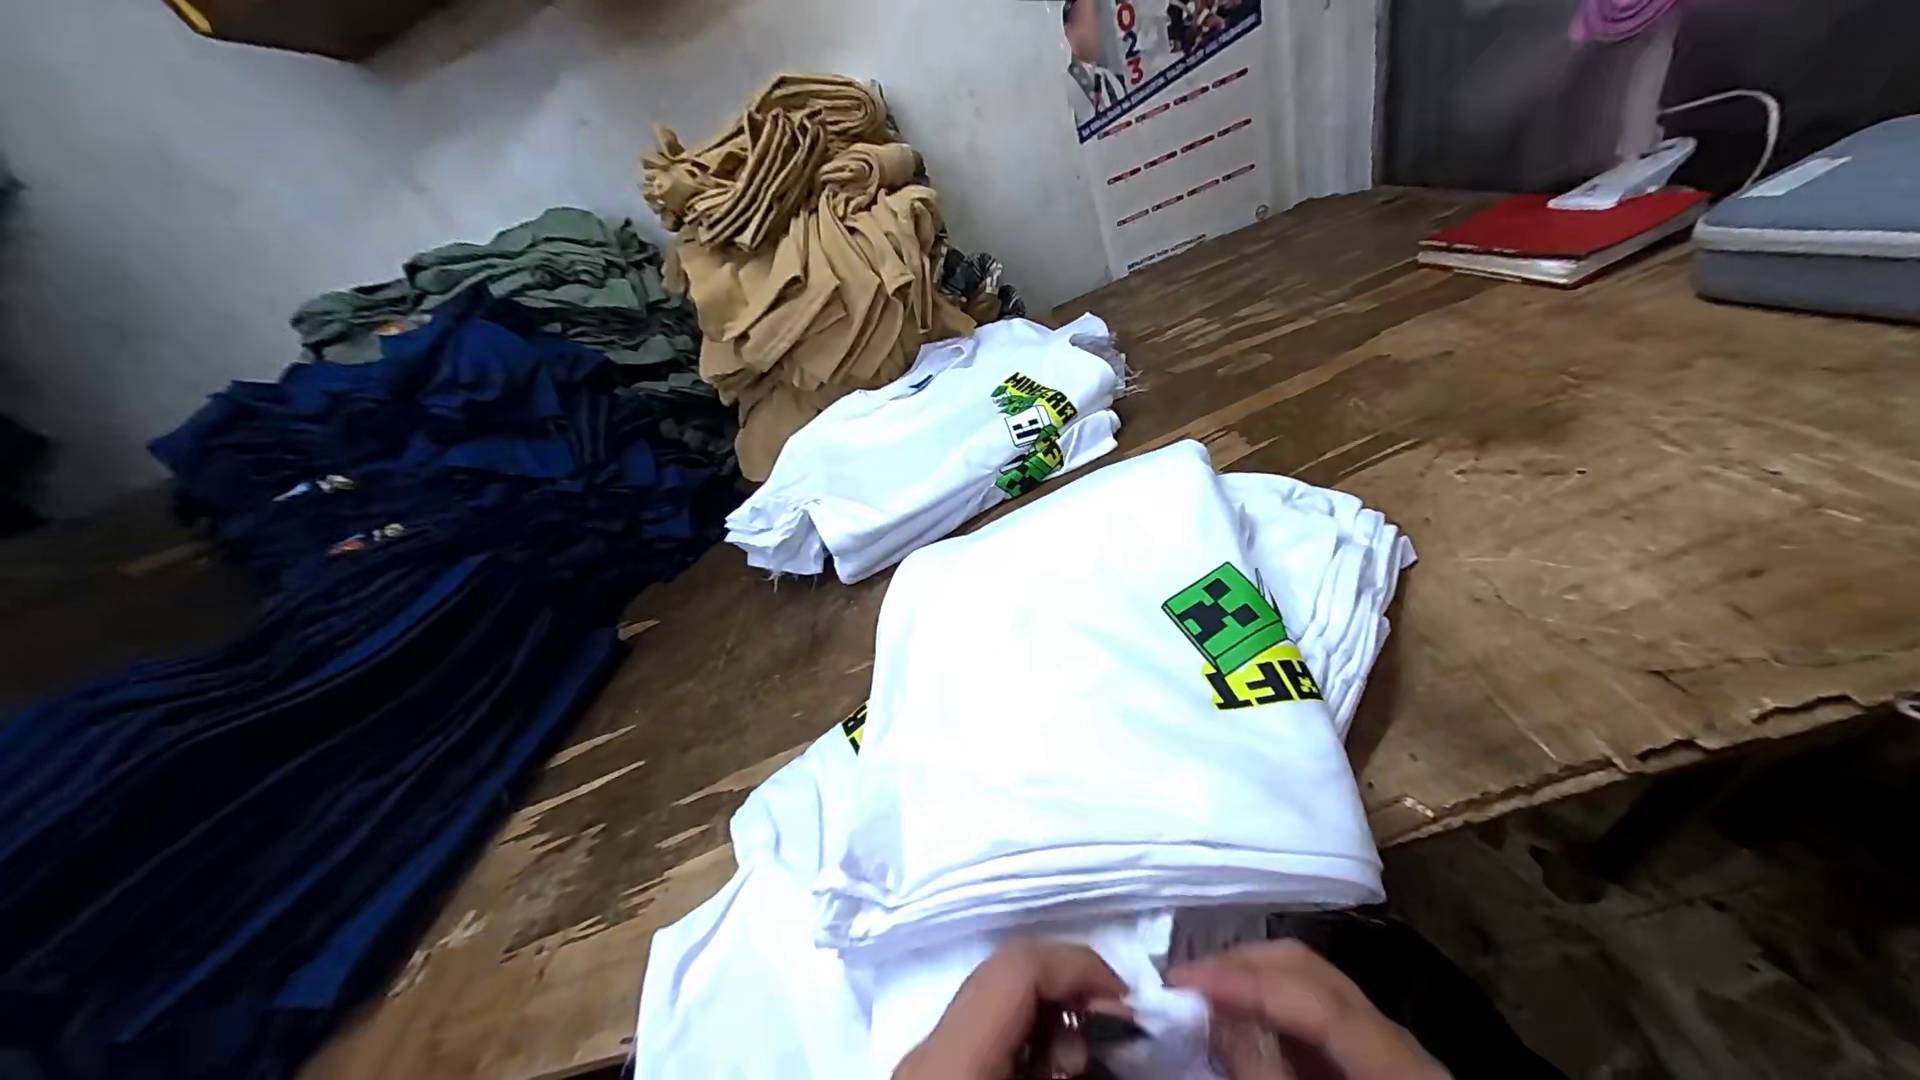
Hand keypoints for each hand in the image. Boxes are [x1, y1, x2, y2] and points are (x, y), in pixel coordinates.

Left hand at [895, 941, 1128, 1079]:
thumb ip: (1079, 1059)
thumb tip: (1120, 1013)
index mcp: (951, 1057)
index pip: (1017, 967)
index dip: (1079, 967)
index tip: (1127, 998)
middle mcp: (925, 1046)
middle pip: (1003, 975)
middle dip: (1066, 987)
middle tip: (1110, 1026)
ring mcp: (919, 1059)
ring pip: (990, 1001)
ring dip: (1045, 1014)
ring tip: (1077, 1057)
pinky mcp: (926, 1073)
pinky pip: (978, 1030)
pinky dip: (1020, 1037)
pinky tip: (1045, 1067)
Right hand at [1167, 940, 1449, 1079]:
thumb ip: (1264, 1075)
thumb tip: (1212, 1014)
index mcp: (1402, 1065)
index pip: (1317, 999)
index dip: (1247, 983)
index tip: (1183, 980)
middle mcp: (1396, 1036)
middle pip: (1308, 968)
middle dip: (1240, 965)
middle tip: (1184, 979)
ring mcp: (1382, 1037)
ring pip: (1306, 976)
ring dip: (1248, 975)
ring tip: (1200, 989)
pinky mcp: (1365, 1047)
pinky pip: (1308, 1002)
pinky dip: (1265, 998)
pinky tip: (1234, 1010)